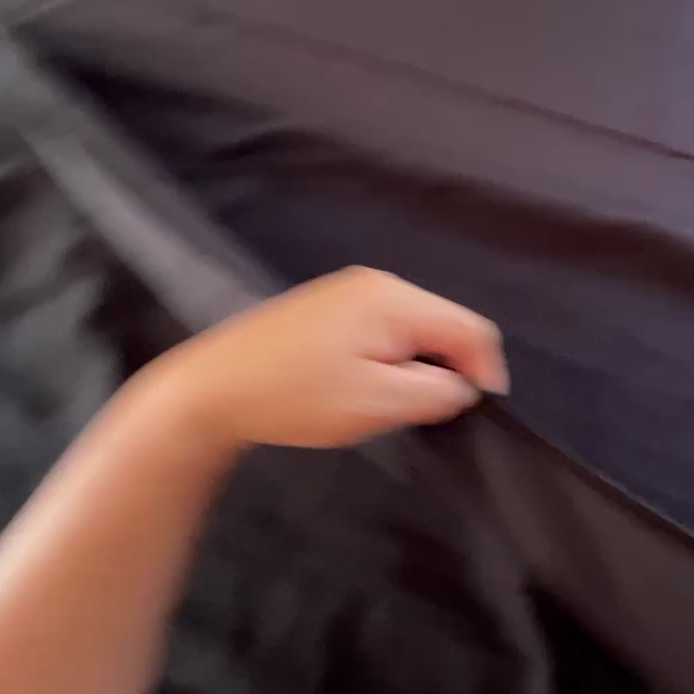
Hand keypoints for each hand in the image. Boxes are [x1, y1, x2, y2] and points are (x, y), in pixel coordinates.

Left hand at [136, 267, 507, 449]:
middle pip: (443, 322)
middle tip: (430, 410)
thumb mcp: (375, 403)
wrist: (208, 390)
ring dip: (420, 363)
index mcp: (394, 299)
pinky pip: (385, 327)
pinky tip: (367, 383)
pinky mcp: (331, 306)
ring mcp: (351, 290)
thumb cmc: (293, 397)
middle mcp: (378, 283)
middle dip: (449, 365)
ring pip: (415, 326)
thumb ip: (435, 393)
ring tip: (395, 401)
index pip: (469, 327)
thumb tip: (463, 386)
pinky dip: (393, 356)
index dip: (485, 369)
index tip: (478, 409)